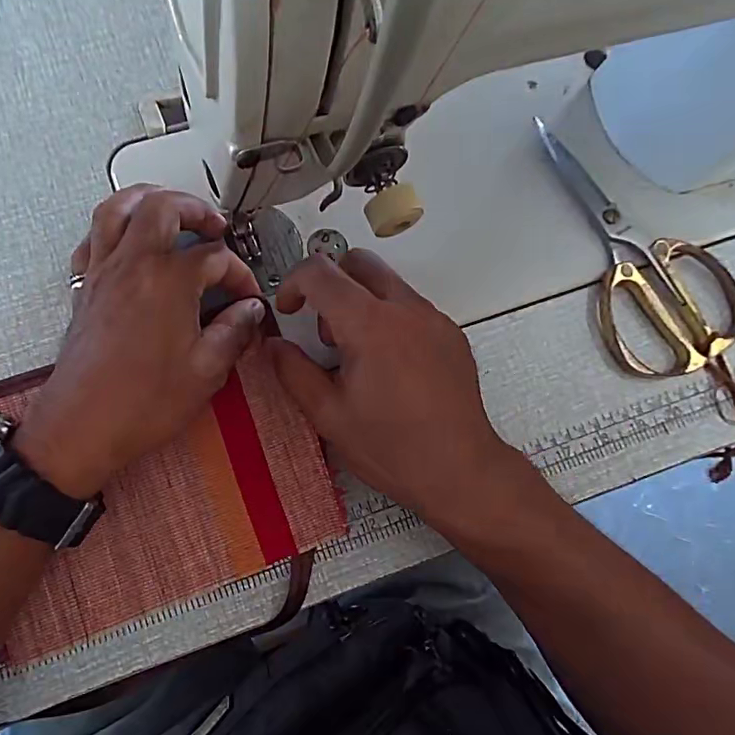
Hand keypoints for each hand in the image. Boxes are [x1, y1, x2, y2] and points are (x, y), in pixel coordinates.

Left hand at [16, 186, 267, 498]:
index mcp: (168, 282)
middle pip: (162, 207)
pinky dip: (113, 226)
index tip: (248, 298)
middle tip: (214, 226)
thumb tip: (250, 312)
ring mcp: (102, 274)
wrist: (82, 427)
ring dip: (148, 198)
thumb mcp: (206, 372)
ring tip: (171, 207)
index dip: (239, 275)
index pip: (214, 258)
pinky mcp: (84, 289)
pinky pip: (93, 238)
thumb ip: (233, 332)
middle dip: (195, 208)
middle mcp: (132, 267)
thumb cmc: (141, 404)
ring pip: (117, 208)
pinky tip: (128, 239)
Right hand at [266, 250, 531, 526]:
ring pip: (389, 284)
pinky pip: (413, 308)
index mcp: (371, 326)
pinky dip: (391, 320)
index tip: (290, 308)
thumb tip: (276, 347)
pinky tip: (388, 367)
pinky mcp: (452, 336)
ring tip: (357, 356)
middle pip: (359, 262)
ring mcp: (435, 321)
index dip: (293, 284)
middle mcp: (407, 312)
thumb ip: (294, 372)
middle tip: (323, 329)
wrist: (459, 471)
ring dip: (362, 302)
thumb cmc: (398, 451)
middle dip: (331, 283)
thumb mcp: (329, 416)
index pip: (320, 271)